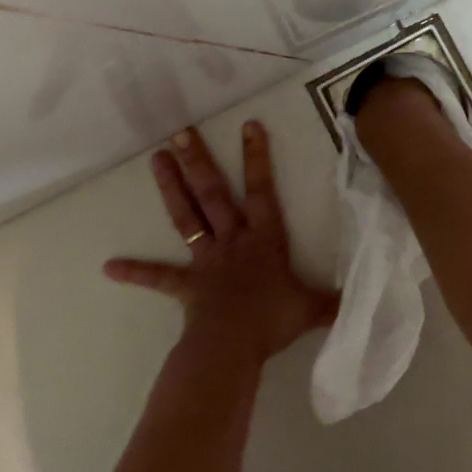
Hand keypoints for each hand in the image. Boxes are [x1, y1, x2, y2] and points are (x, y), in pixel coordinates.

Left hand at [105, 121, 338, 361]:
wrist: (233, 347)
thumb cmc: (273, 321)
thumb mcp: (313, 308)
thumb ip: (335, 300)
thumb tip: (363, 297)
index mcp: (264, 239)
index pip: (262, 191)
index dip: (257, 158)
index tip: (248, 124)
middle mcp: (232, 240)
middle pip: (213, 194)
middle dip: (198, 161)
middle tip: (180, 132)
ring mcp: (206, 260)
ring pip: (187, 218)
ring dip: (171, 189)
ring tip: (155, 160)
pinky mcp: (186, 285)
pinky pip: (158, 277)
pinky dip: (135, 272)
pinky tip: (108, 267)